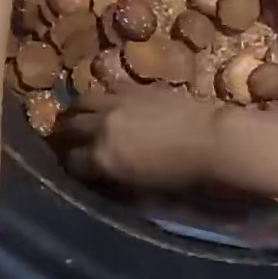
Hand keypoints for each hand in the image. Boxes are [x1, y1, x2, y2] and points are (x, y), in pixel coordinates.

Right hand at [56, 89, 226, 190]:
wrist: (213, 140)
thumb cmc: (183, 176)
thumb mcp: (143, 190)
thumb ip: (115, 182)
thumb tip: (100, 178)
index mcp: (103, 158)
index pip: (70, 161)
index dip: (69, 166)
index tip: (72, 168)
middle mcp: (103, 126)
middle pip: (70, 126)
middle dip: (65, 135)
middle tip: (66, 140)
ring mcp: (118, 102)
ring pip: (83, 100)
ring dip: (77, 110)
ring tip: (80, 116)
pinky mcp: (135, 88)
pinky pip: (107, 87)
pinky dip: (103, 96)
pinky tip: (109, 103)